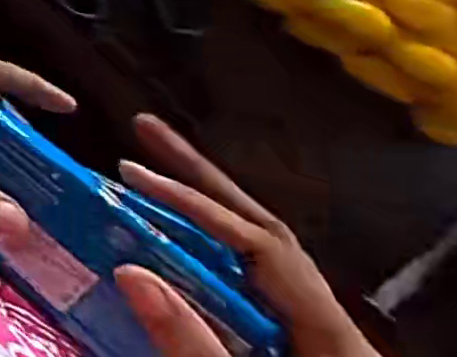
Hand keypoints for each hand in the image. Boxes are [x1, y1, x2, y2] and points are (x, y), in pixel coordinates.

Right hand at [114, 114, 376, 356]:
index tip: (129, 174)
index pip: (264, 248)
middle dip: (202, 178)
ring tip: (145, 160)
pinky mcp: (283, 351)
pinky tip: (160, 230)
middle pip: (266, 235)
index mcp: (335, 343)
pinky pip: (241, 283)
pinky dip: (200, 244)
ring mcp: (309, 340)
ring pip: (257, 255)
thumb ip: (197, 350)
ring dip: (201, 203)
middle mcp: (327, 329)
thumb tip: (132, 271)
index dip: (196, 205)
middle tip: (142, 129)